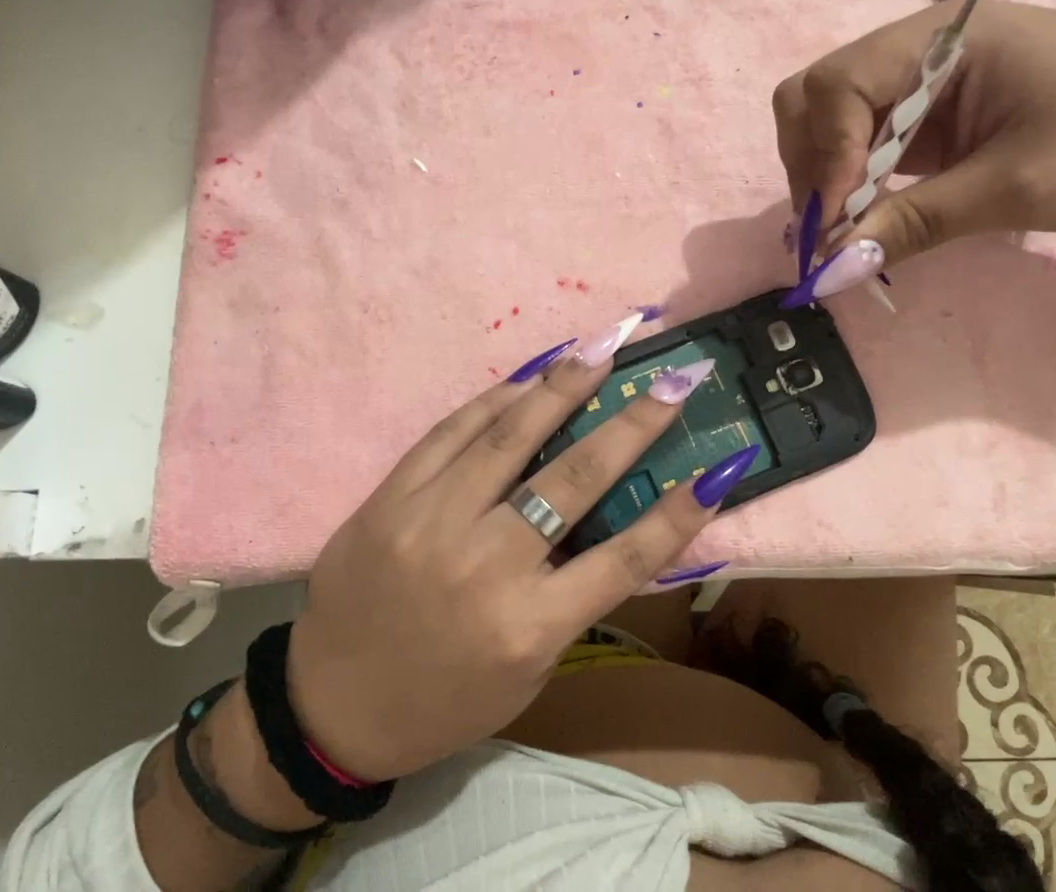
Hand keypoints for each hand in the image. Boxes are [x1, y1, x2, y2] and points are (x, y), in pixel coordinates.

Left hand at [284, 312, 756, 782]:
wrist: (333, 706)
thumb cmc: (446, 701)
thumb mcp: (527, 671)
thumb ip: (571, 601)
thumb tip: (615, 525)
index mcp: (529, 626)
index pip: (625, 559)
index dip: (678, 513)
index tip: (721, 467)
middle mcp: (485, 566)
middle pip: (575, 480)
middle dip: (634, 424)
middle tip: (675, 379)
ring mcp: (430, 524)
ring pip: (509, 438)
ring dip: (563, 388)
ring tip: (601, 349)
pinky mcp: (389, 500)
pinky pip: (449, 435)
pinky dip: (493, 402)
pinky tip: (528, 378)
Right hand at [772, 0, 1055, 296]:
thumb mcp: (1014, 187)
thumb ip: (915, 222)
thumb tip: (831, 267)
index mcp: (941, 39)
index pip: (839, 84)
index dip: (823, 154)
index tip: (835, 223)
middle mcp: (917, 50)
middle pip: (815, 95)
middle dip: (809, 162)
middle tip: (830, 226)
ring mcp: (918, 84)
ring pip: (826, 121)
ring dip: (822, 177)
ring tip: (847, 229)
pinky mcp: (926, 117)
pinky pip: (859, 144)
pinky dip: (848, 185)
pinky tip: (866, 218)